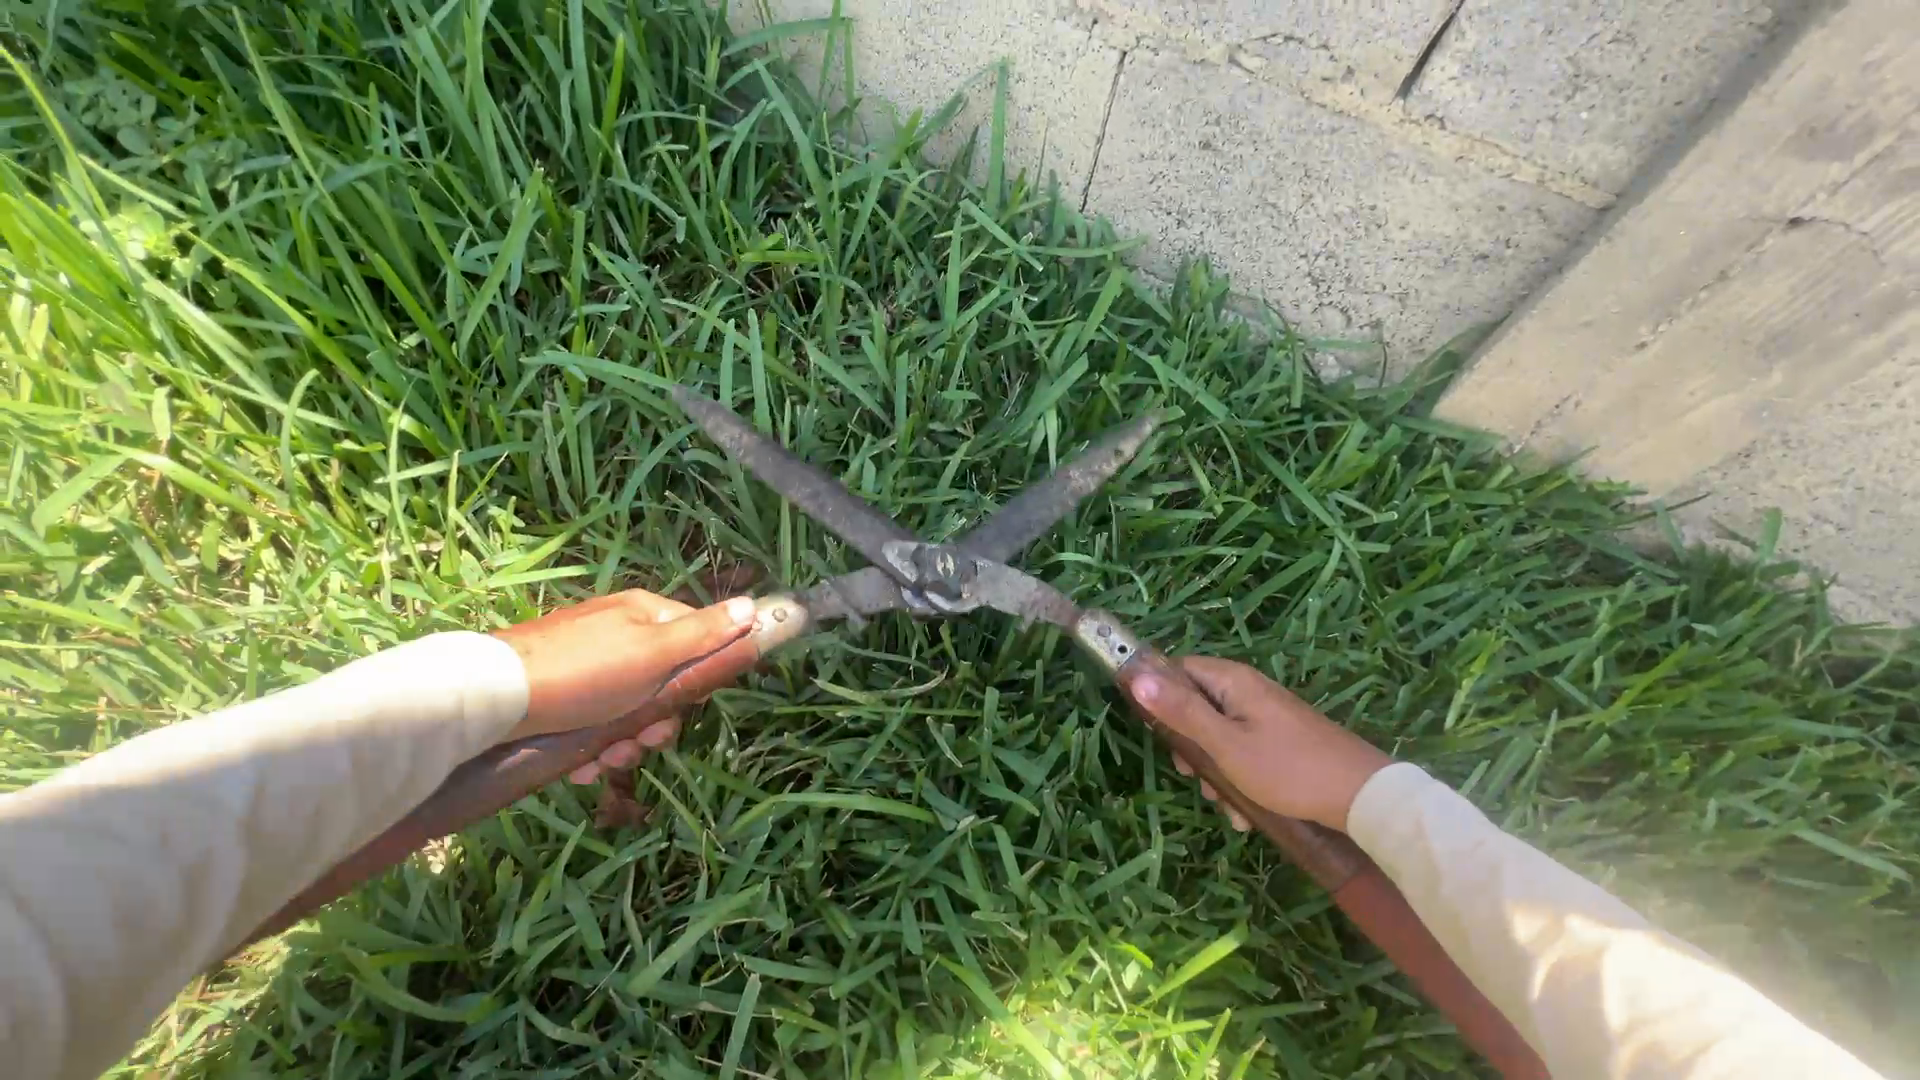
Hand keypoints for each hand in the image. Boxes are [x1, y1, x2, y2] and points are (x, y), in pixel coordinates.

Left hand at [493, 589, 757, 780]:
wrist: (492, 698)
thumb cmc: (585, 673)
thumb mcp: (655, 654)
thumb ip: (705, 634)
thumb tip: (753, 605)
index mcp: (644, 615)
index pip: (696, 637)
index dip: (699, 676)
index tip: (690, 704)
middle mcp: (618, 633)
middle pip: (663, 680)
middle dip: (657, 720)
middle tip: (643, 743)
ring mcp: (586, 663)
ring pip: (628, 708)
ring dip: (625, 741)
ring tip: (605, 761)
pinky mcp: (558, 694)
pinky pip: (593, 721)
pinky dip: (593, 745)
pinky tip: (581, 765)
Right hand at [1127, 657, 1391, 831]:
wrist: (1363, 797)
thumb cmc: (1287, 768)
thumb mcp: (1225, 744)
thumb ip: (1181, 711)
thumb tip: (1136, 677)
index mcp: (1233, 681)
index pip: (1178, 669)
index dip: (1160, 696)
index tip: (1159, 734)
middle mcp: (1249, 691)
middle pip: (1197, 706)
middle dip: (1190, 747)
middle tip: (1193, 777)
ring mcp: (1267, 716)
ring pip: (1220, 736)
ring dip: (1215, 772)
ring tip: (1227, 806)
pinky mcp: (1282, 741)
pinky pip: (1245, 753)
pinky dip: (1240, 780)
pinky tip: (1246, 813)